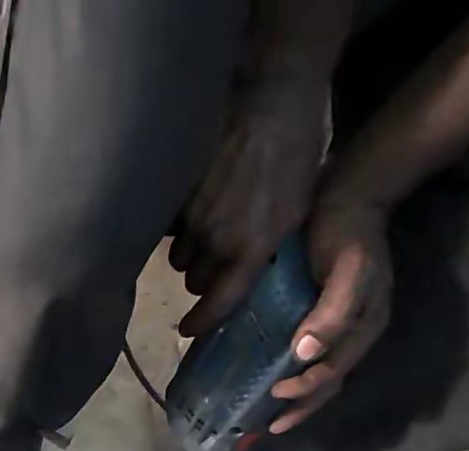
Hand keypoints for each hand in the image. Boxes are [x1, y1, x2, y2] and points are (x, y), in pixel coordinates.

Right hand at [170, 73, 328, 337]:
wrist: (273, 102)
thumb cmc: (296, 160)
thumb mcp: (294, 217)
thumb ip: (265, 253)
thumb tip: (248, 276)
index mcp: (249, 251)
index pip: (217, 303)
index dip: (201, 321)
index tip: (189, 329)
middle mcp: (216, 242)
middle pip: (195, 282)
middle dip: (204, 280)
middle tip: (218, 266)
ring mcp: (194, 218)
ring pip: (180, 258)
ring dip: (192, 255)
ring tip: (209, 237)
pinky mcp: (180, 195)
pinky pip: (172, 229)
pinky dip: (182, 229)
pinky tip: (200, 213)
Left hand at [269, 197, 392, 433]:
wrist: (349, 195)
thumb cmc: (349, 232)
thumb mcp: (350, 268)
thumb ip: (333, 313)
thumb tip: (304, 355)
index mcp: (363, 331)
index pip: (332, 377)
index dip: (303, 393)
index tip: (273, 396)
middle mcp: (352, 338)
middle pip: (324, 387)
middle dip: (294, 411)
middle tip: (259, 431)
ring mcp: (337, 330)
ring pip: (315, 378)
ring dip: (290, 401)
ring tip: (260, 420)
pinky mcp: (320, 319)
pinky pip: (305, 358)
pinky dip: (287, 375)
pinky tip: (266, 382)